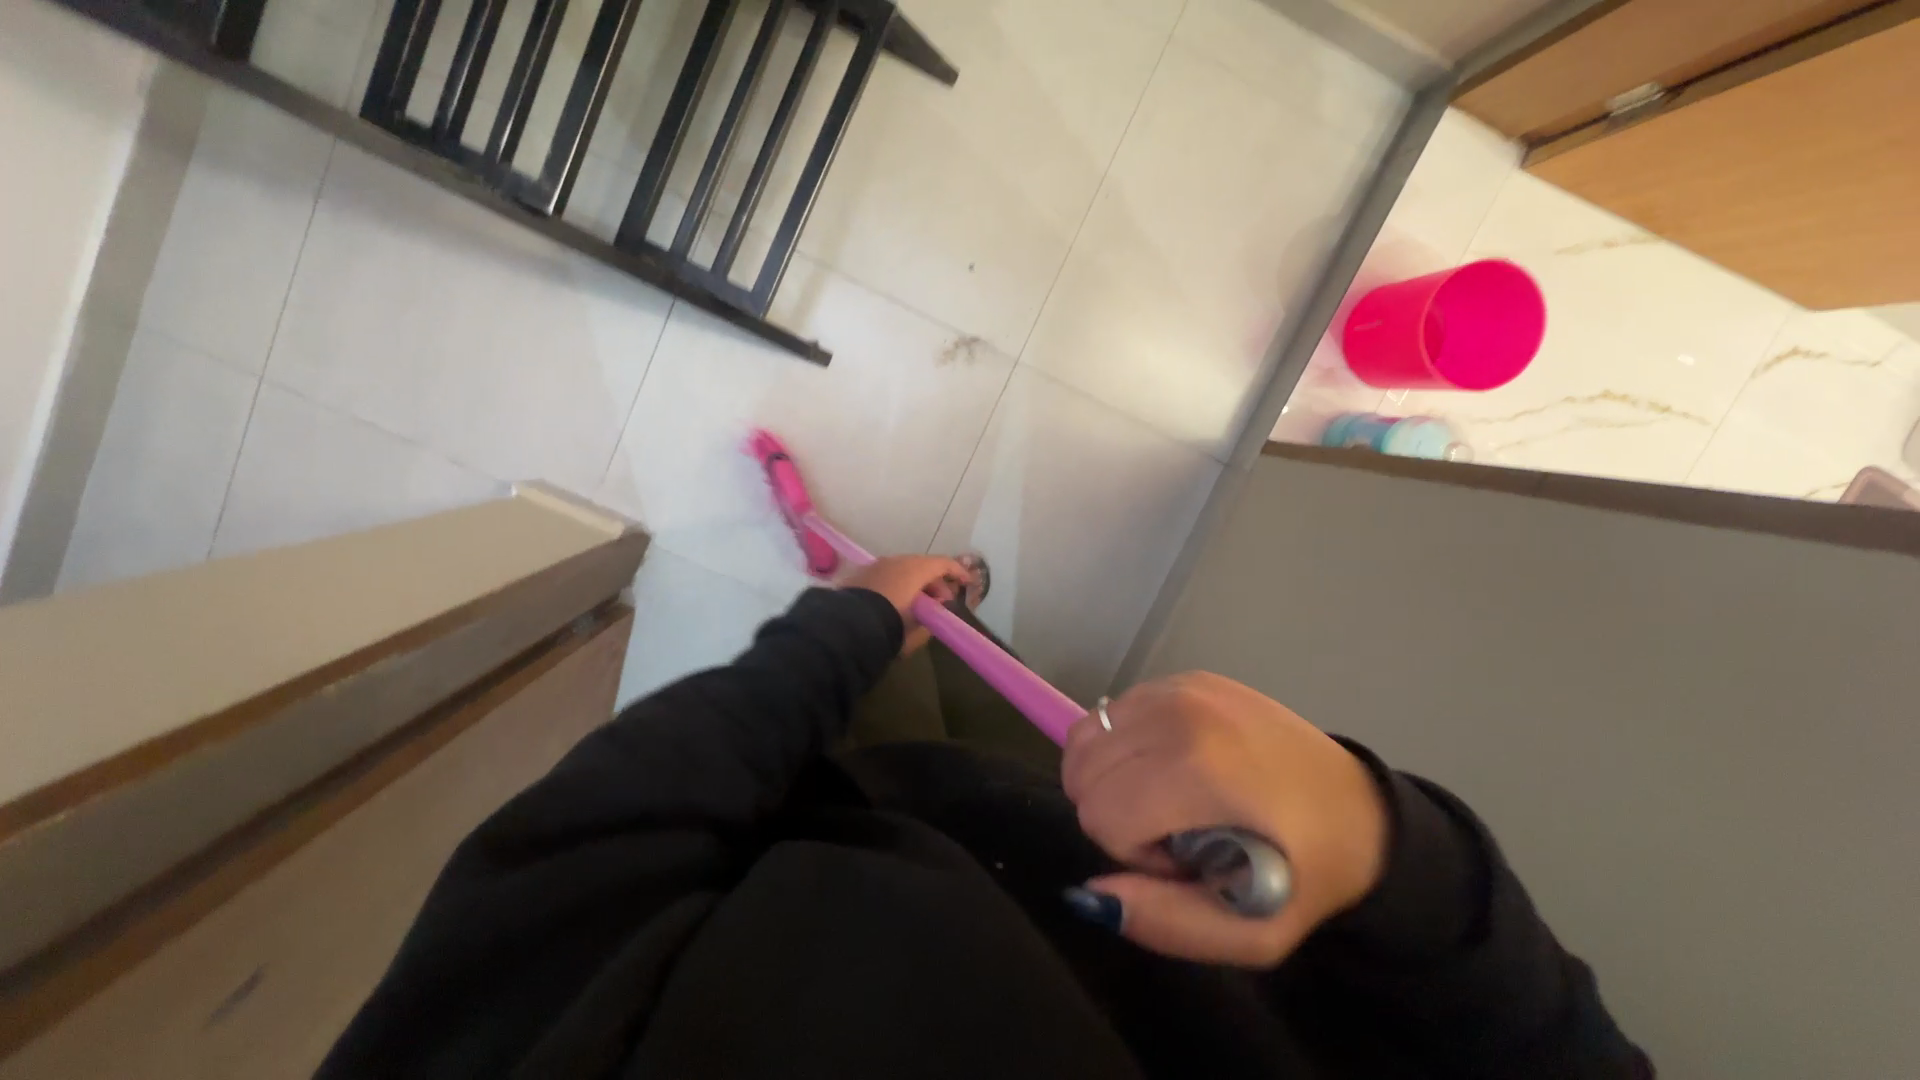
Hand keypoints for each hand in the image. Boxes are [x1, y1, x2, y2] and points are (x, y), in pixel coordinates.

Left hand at [841, 555, 971, 654]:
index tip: (967, 582)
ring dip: (912, 584)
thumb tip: (931, 615)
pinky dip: (893, 586)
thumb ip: (930, 621)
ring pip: (900, 570)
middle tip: (939, 603)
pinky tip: (891, 603)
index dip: (958, 572)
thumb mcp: (917, 632)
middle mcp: (895, 561)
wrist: (846, 629)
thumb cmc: (890, 628)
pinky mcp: (857, 575)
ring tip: (914, 605)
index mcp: (915, 569)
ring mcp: (874, 566)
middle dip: (933, 583)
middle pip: (921, 566)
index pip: (943, 564)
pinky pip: (884, 576)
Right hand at [1061, 673, 1387, 967]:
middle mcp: (1182, 715)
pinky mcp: (1187, 677)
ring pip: (1088, 736)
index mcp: (1200, 772)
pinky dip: (1120, 745)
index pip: (1100, 814)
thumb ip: (1163, 922)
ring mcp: (1183, 687)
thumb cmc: (1305, 875)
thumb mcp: (1250, 934)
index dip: (1132, 853)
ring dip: (1111, 777)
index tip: (1181, 859)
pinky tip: (1164, 766)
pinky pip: (1111, 712)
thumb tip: (1089, 894)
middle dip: (1115, 813)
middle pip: (1085, 771)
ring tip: (1164, 797)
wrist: (1360, 812)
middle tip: (1172, 830)